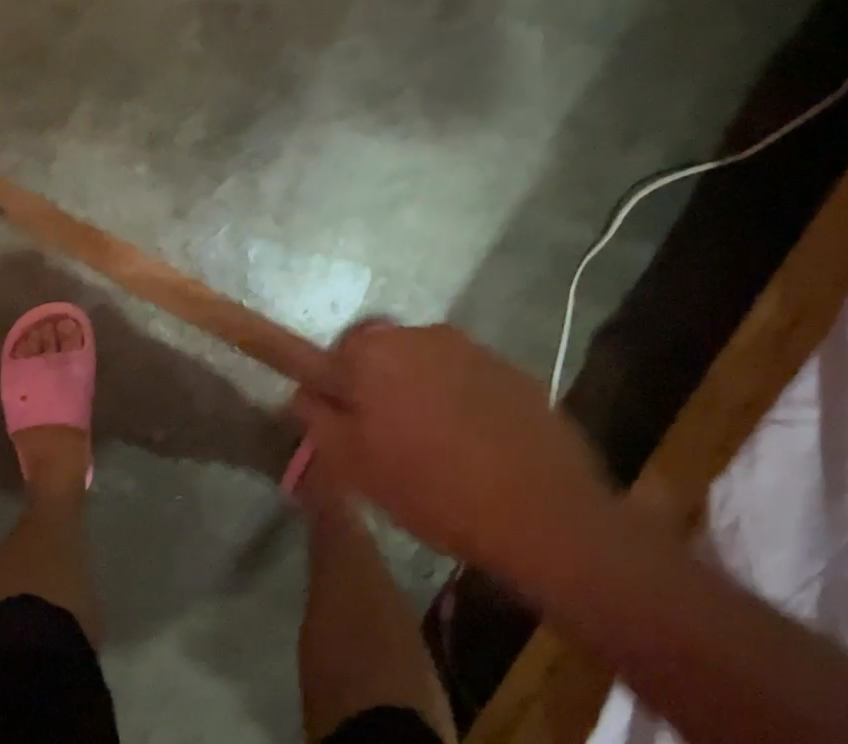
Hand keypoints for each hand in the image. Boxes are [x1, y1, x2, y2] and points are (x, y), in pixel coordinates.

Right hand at [297, 320, 618, 566]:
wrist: (544, 512)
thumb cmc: (433, 489)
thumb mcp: (355, 467)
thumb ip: (318, 422)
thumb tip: (303, 395)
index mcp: (372, 353)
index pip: (331, 350)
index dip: (330, 382)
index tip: (337, 415)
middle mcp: (419, 335)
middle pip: (378, 349)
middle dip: (373, 381)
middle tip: (379, 433)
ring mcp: (470, 349)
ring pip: (423, 361)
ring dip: (417, 387)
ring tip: (430, 442)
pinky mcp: (511, 371)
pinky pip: (465, 376)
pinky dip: (458, 398)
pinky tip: (472, 443)